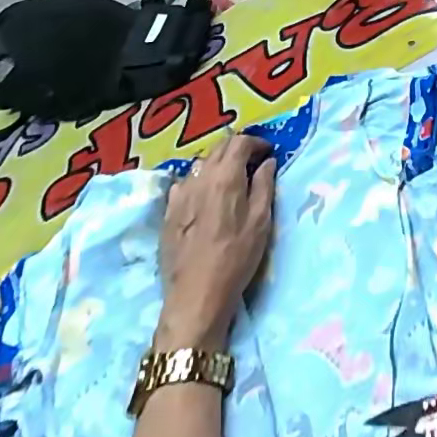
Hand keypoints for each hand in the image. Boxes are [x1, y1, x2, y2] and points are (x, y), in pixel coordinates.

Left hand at [156, 134, 276, 349]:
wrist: (196, 295)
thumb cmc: (235, 258)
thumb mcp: (260, 222)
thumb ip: (264, 185)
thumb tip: (267, 162)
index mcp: (225, 175)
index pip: (239, 142)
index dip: (256, 142)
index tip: (268, 151)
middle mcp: (200, 176)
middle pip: (219, 147)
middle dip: (238, 149)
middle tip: (253, 161)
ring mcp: (180, 191)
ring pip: (202, 164)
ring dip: (219, 164)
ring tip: (231, 179)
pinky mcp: (168, 209)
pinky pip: (186, 183)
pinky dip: (201, 181)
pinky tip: (206, 196)